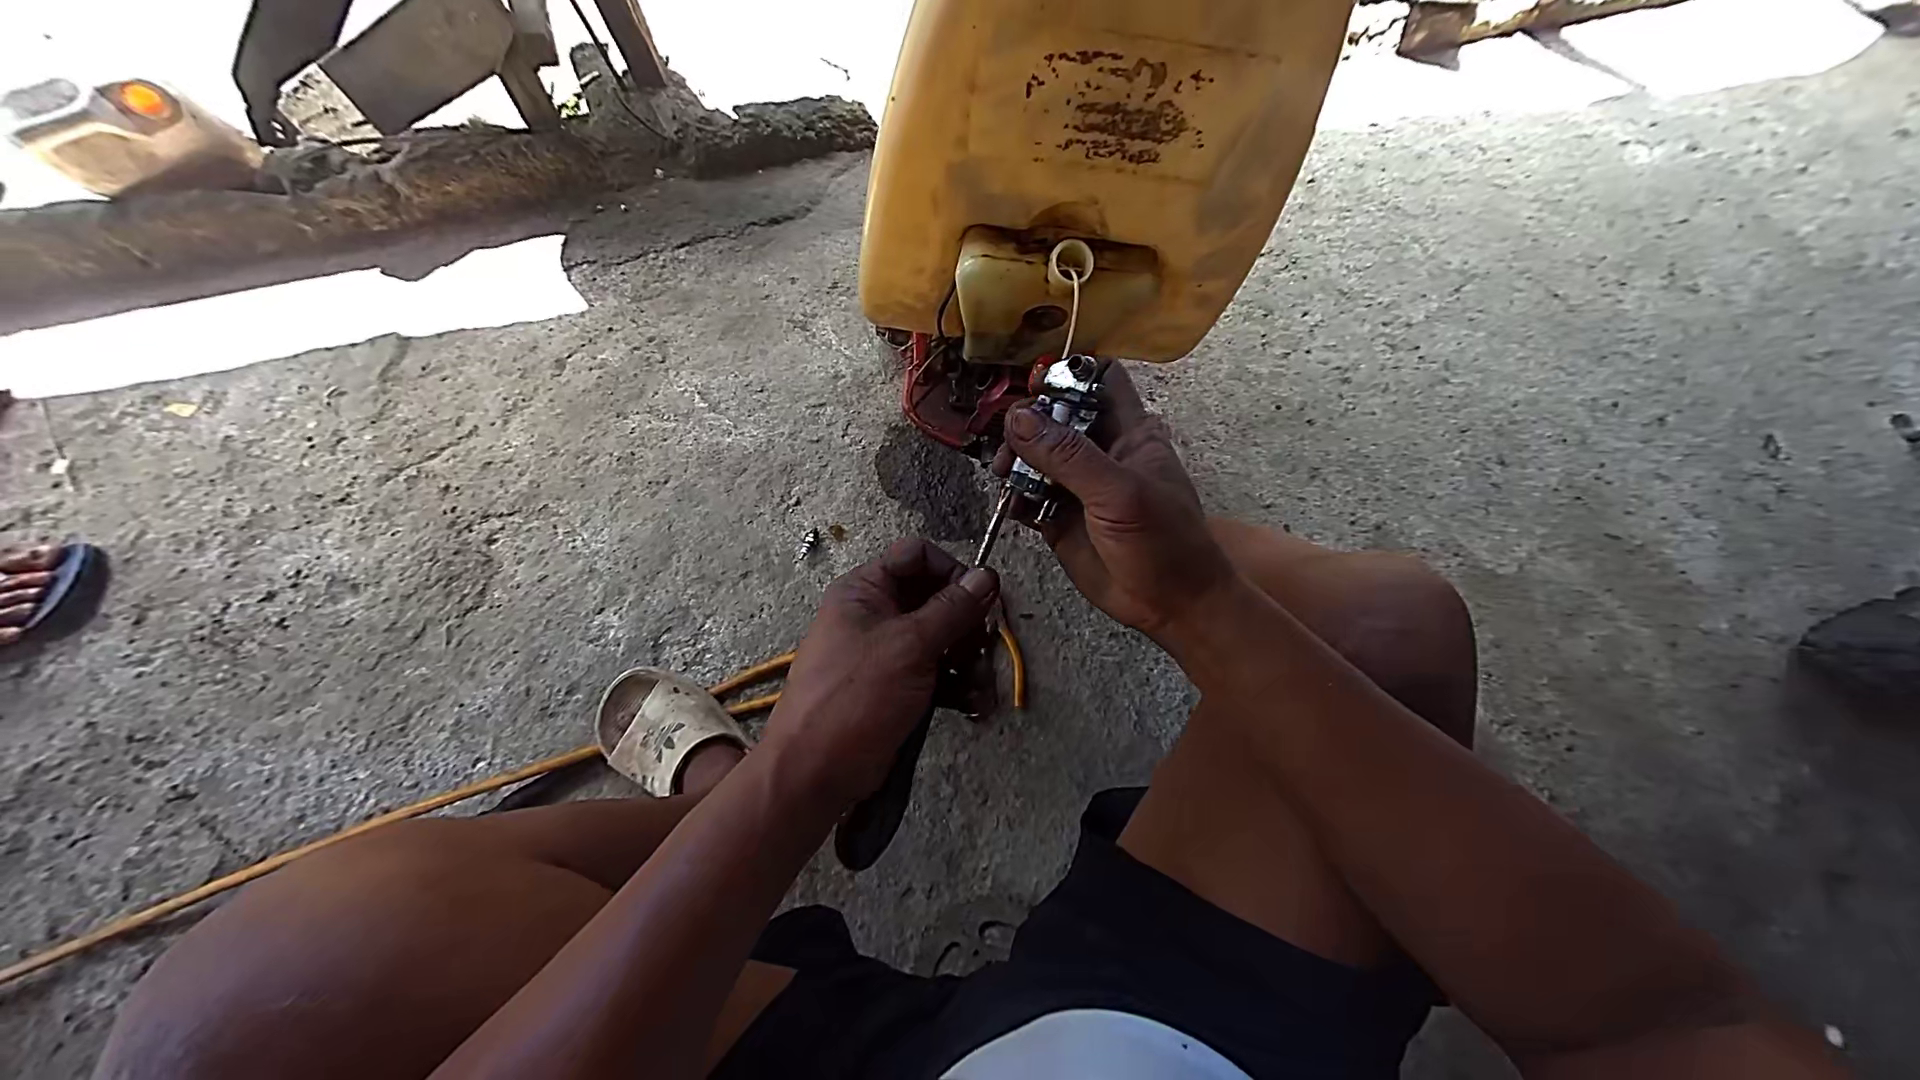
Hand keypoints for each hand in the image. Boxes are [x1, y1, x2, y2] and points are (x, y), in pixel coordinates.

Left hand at [762, 538, 997, 807]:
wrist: (815, 772)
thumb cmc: (855, 696)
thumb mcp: (908, 645)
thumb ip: (952, 609)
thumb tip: (987, 575)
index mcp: (866, 590)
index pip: (917, 557)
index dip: (952, 571)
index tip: (982, 597)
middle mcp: (877, 614)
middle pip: (936, 599)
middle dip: (967, 624)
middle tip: (983, 648)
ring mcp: (889, 652)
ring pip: (943, 639)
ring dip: (969, 660)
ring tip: (981, 686)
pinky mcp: (899, 686)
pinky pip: (937, 673)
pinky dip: (958, 685)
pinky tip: (975, 705)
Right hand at [994, 362, 1241, 642]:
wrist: (1169, 606)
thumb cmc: (1165, 544)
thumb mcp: (1119, 492)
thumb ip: (1068, 456)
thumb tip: (1020, 420)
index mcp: (1129, 432)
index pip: (1098, 380)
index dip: (1067, 374)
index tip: (1034, 386)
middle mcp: (1100, 451)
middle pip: (1055, 415)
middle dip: (1027, 420)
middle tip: (1008, 439)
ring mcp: (1077, 484)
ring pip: (1034, 454)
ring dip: (1014, 458)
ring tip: (1005, 474)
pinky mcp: (1057, 515)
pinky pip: (1027, 493)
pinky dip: (1015, 494)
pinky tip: (1015, 503)